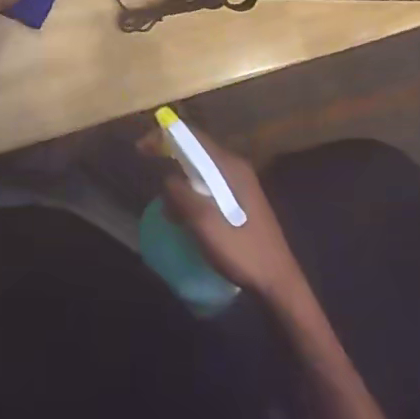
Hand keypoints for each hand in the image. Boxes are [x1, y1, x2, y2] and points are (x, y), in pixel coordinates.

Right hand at [151, 127, 307, 300]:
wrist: (278, 282)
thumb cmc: (241, 250)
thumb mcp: (204, 222)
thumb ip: (182, 194)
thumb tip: (169, 179)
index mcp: (230, 166)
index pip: (192, 137)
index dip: (164, 136)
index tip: (141, 148)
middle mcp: (236, 168)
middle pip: (197, 151)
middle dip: (170, 157)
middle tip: (148, 170)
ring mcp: (241, 185)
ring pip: (202, 171)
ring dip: (181, 182)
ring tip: (169, 209)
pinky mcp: (241, 202)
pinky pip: (210, 187)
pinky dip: (192, 194)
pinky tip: (186, 218)